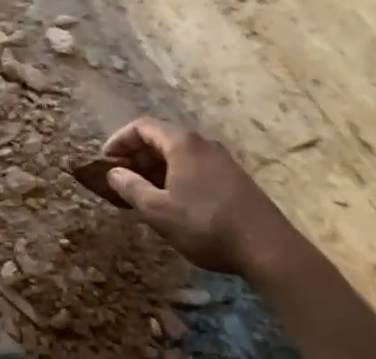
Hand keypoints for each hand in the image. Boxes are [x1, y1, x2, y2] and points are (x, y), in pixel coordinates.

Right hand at [101, 117, 296, 275]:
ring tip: (145, 195)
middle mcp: (202, 143)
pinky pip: (196, 167)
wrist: (269, 250)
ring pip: (179, 155)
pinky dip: (177, 177)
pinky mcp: (235, 179)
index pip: (141, 126)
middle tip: (122, 180)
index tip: (106, 162)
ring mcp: (222, 160)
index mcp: (182, 142)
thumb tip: (112, 172)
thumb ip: (130, 187)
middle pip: (161, 139)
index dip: (119, 141)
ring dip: (156, 169)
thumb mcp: (159, 211)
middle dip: (137, 157)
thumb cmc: (206, 225)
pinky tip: (175, 203)